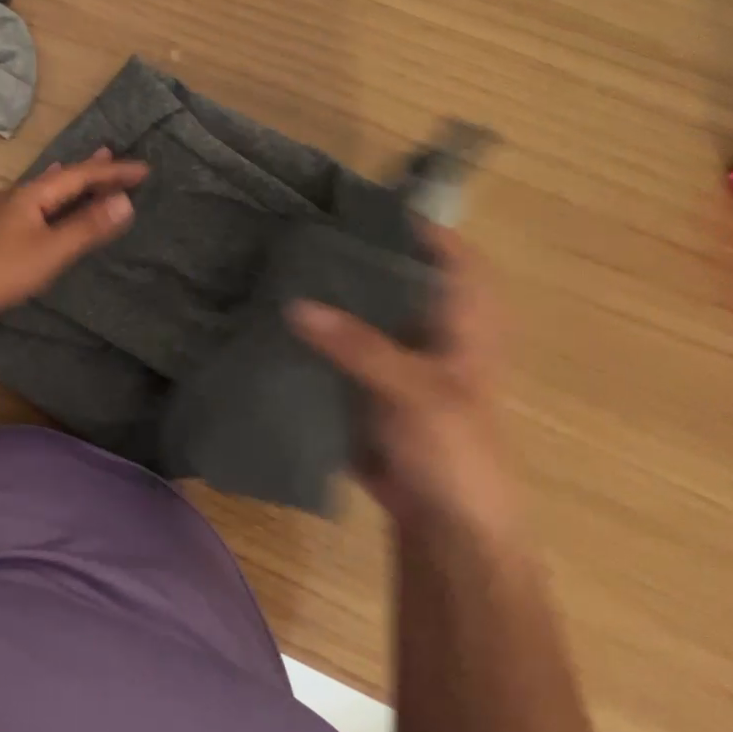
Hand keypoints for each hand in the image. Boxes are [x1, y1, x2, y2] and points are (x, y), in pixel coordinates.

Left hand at [0, 148, 148, 319]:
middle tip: (117, 157)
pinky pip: (39, 202)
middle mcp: (18, 195)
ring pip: (49, 189)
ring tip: (91, 171)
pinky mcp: (1, 229)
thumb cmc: (4, 271)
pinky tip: (52, 202)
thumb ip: (87, 226)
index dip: (113, 172)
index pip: (80, 175)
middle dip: (92, 170)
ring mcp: (7, 211)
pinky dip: (57, 198)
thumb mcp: (52, 250)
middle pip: (62, 177)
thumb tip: (124, 200)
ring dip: (73, 182)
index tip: (145, 170)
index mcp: (32, 194)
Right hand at [288, 225, 518, 538]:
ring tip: (275, 270)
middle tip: (301, 234)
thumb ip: (359, 346)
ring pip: (359, 318)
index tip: (367, 206)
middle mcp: (429, 337)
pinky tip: (269, 327)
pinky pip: (332, 355)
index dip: (422, 229)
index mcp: (464, 328)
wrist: (446, 525)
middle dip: (356, 258)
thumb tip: (295, 304)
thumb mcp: (416, 392)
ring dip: (325, 297)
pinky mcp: (362, 393)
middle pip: (396, 283)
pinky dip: (306, 339)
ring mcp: (394, 367)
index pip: (453, 261)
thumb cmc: (456, 452)